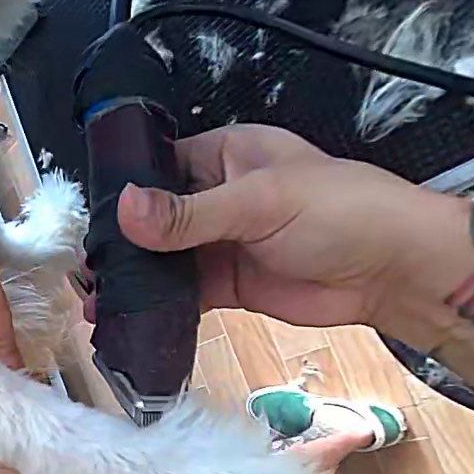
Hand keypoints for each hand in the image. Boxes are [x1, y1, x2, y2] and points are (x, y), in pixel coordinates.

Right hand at [109, 124, 473, 351]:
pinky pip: (189, 294)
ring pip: (169, 261)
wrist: (388, 272)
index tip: (88, 225)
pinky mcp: (232, 285)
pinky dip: (164, 305)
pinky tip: (134, 317)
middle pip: (158, 220)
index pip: (160, 169)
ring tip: (98, 300)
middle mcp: (218, 199)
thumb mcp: (261, 202)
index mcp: (225, 156)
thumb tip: (125, 210)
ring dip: (138, 280)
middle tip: (86, 273)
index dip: (125, 194)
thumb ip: (192, 213)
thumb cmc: (337, 212)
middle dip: (124, 245)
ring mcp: (224, 245)